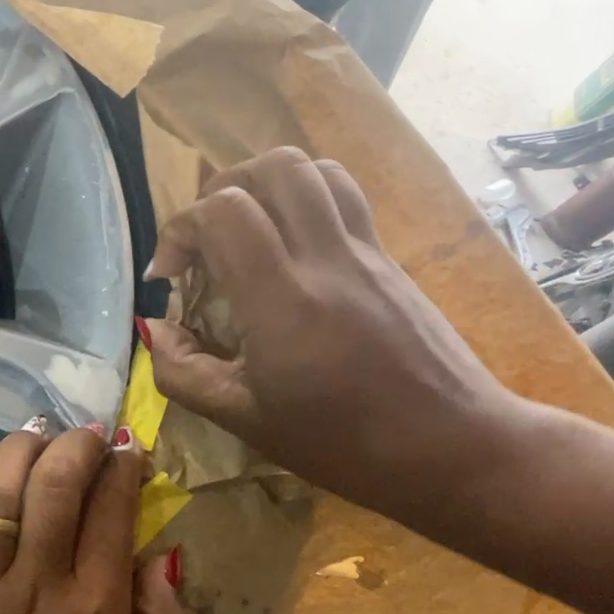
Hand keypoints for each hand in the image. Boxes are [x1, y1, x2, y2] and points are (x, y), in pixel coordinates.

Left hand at [0, 425, 190, 613]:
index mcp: (96, 607)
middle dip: (72, 445)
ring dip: (12, 454)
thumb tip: (159, 553)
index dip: (122, 466)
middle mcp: (38, 585)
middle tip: (80, 433)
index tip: (126, 448)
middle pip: (54, 486)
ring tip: (29, 438)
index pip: (112, 510)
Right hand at [144, 147, 521, 513]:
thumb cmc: (339, 442)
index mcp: (283, 299)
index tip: (169, 277)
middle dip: (221, 190)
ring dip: (265, 186)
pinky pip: (342, 198)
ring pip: (315, 170)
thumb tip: (160, 329)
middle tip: (204, 241)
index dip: (180, 229)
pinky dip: (301, 202)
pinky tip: (284, 250)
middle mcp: (327, 258)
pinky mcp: (388, 259)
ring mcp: (365, 252)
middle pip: (275, 167)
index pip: (224, 211)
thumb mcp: (240, 417)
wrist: (452, 445)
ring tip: (244, 233)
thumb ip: (181, 370)